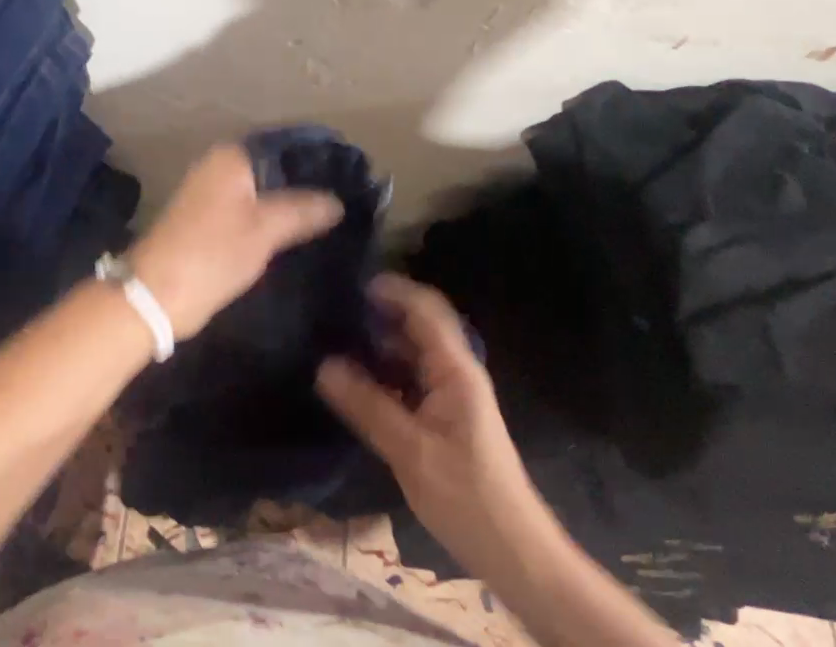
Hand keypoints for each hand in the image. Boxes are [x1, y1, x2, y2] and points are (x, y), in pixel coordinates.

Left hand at [127, 144, 342, 338]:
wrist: (157, 295)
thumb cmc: (212, 253)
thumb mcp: (266, 230)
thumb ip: (303, 210)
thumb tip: (338, 202)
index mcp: (229, 158)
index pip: (283, 147)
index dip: (317, 161)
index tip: (353, 178)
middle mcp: (217, 168)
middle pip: (272, 172)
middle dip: (305, 186)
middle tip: (349, 203)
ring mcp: (210, 197)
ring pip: (260, 195)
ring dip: (289, 207)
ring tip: (332, 221)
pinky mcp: (206, 225)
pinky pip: (248, 215)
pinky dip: (270, 223)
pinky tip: (298, 237)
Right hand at [316, 275, 565, 583]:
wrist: (511, 551)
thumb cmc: (467, 496)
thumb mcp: (410, 450)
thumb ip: (367, 406)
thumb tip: (323, 365)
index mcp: (455, 373)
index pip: (426, 312)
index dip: (394, 291)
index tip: (351, 283)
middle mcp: (453, 376)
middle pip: (415, 331)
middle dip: (376, 317)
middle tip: (327, 312)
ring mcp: (448, 399)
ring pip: (407, 358)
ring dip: (374, 347)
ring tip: (328, 340)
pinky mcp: (439, 422)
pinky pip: (406, 384)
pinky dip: (379, 376)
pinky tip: (349, 382)